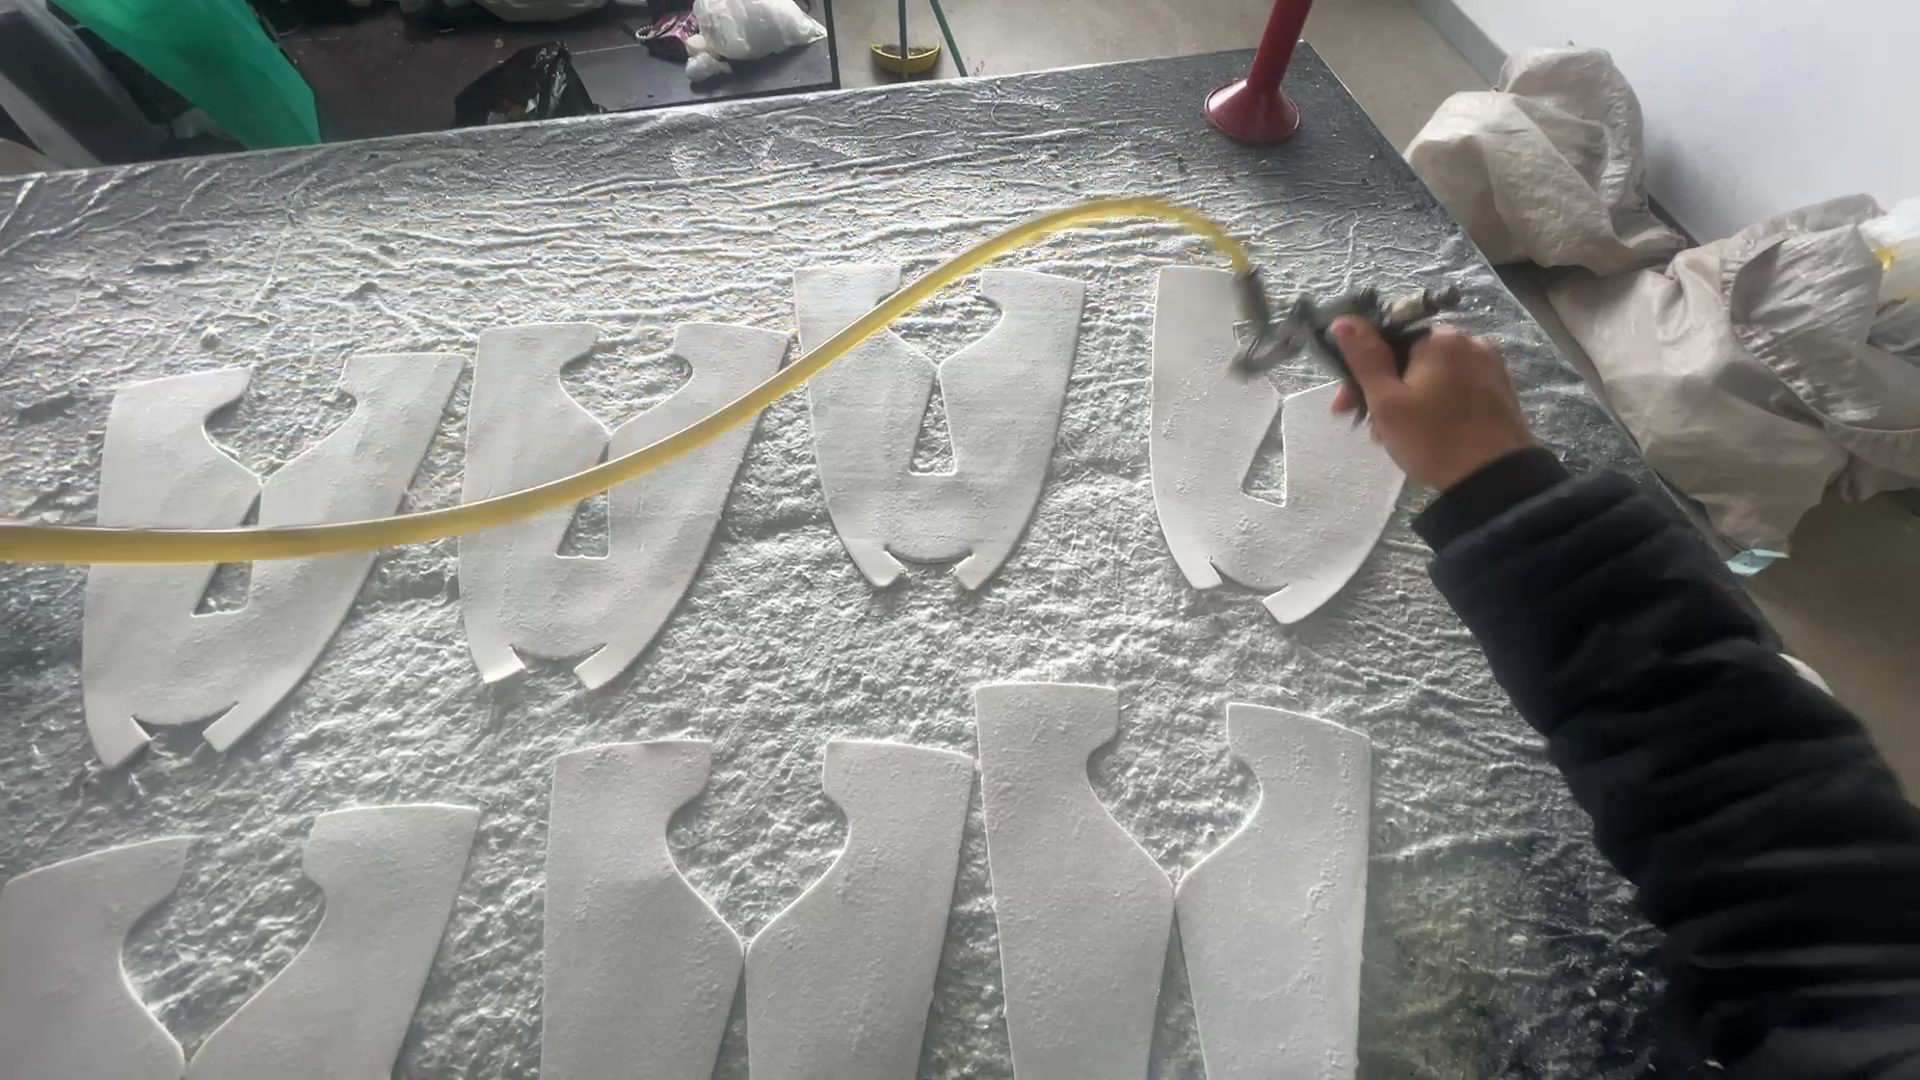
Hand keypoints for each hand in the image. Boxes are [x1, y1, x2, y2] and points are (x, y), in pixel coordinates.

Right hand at [1330, 318, 1533, 490]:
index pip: (1387, 342)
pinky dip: (1432, 403)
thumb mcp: (1386, 400)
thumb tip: (1343, 320)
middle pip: (1409, 359)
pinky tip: (1422, 429)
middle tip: (1367, 425)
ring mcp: (1489, 366)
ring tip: (1393, 434)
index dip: (1361, 372)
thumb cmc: (1431, 437)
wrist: (1492, 477)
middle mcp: (1470, 343)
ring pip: (1430, 375)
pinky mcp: (1499, 389)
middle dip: (1382, 389)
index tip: (1345, 405)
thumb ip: (1364, 358)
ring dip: (1405, 399)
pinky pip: (1453, 387)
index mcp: (1441, 340)